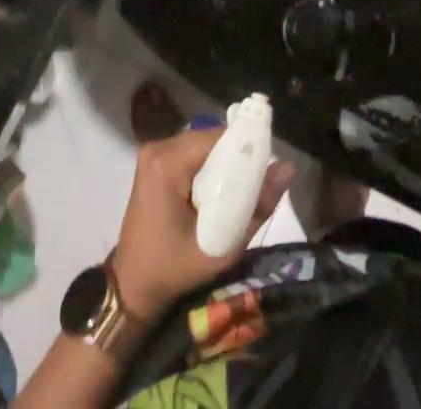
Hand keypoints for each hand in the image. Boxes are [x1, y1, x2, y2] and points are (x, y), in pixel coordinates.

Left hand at [111, 128, 293, 317]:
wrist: (133, 284)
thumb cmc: (175, 268)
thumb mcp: (224, 245)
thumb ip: (258, 207)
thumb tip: (287, 167)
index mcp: (167, 164)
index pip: (218, 137)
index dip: (247, 147)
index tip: (267, 168)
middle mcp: (157, 149)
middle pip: (210, 138)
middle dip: (237, 156)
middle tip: (257, 183)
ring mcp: (152, 154)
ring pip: (202, 144)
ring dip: (223, 162)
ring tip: (241, 189)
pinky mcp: (154, 163)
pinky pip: (190, 153)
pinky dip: (208, 167)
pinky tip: (218, 191)